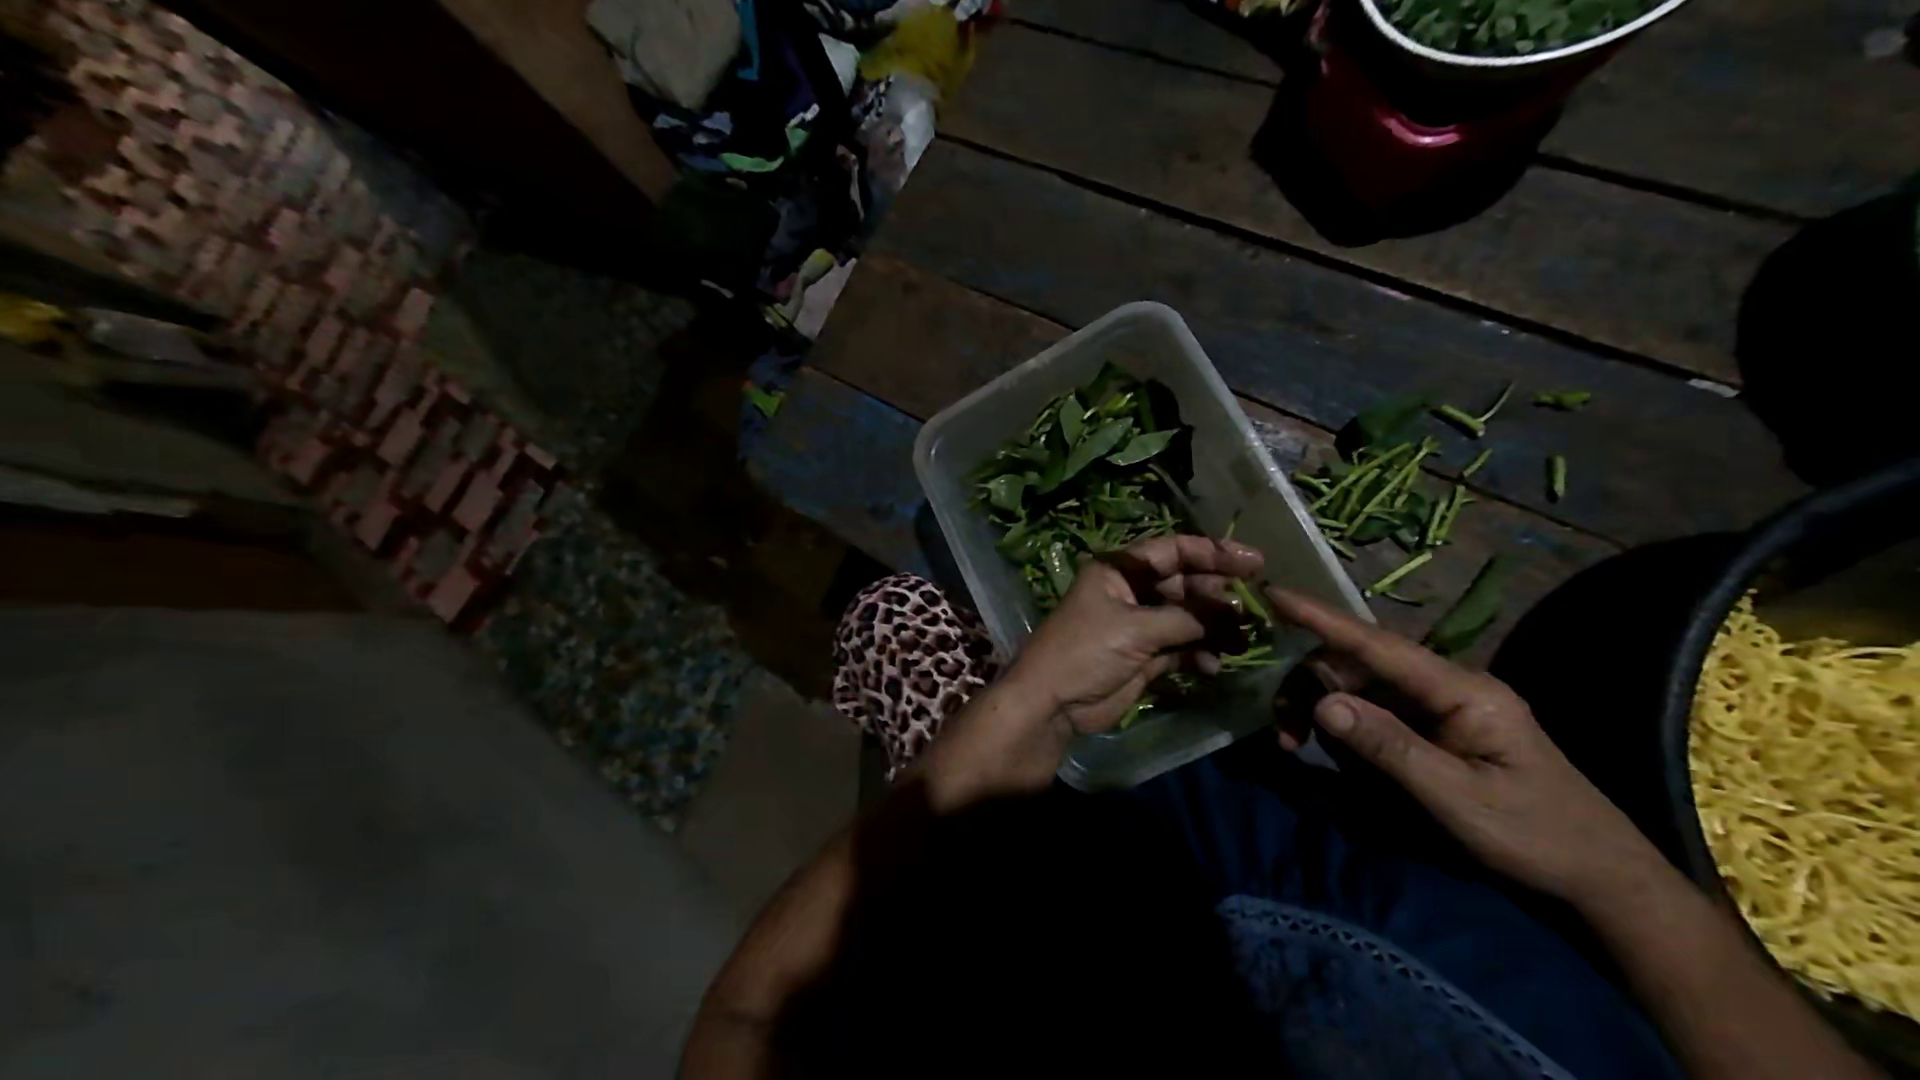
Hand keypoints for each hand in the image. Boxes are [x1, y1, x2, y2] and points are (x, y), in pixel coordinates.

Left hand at [919, 535, 1262, 810]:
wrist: (1052, 705)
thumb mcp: (1135, 629)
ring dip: (1215, 628)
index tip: (1254, 563)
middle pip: (1185, 584)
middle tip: (1255, 608)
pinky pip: (1182, 647)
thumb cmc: (1085, 653)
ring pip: (1188, 617)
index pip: (1173, 551)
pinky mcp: (1145, 657)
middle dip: (1218, 596)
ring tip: (1242, 640)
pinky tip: (1214, 666)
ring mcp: (1139, 625)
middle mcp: (1131, 592)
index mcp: (1119, 570)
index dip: (1213, 553)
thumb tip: (1235, 610)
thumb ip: (1187, 617)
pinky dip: (1200, 654)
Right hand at [1267, 587, 1670, 902]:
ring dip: (1321, 708)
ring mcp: (1443, 704)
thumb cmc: (1536, 836)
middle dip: (1310, 686)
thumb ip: (1389, 747)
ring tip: (1295, 745)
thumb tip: (1323, 703)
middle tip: (1281, 731)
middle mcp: (1449, 685)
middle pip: (1359, 664)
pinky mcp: (1437, 726)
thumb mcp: (1458, 797)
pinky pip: (1375, 710)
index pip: (1379, 644)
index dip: (1322, 618)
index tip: (1275, 594)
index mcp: (1464, 690)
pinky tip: (1330, 749)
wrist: (1603, 876)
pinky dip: (1343, 724)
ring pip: (1361, 686)